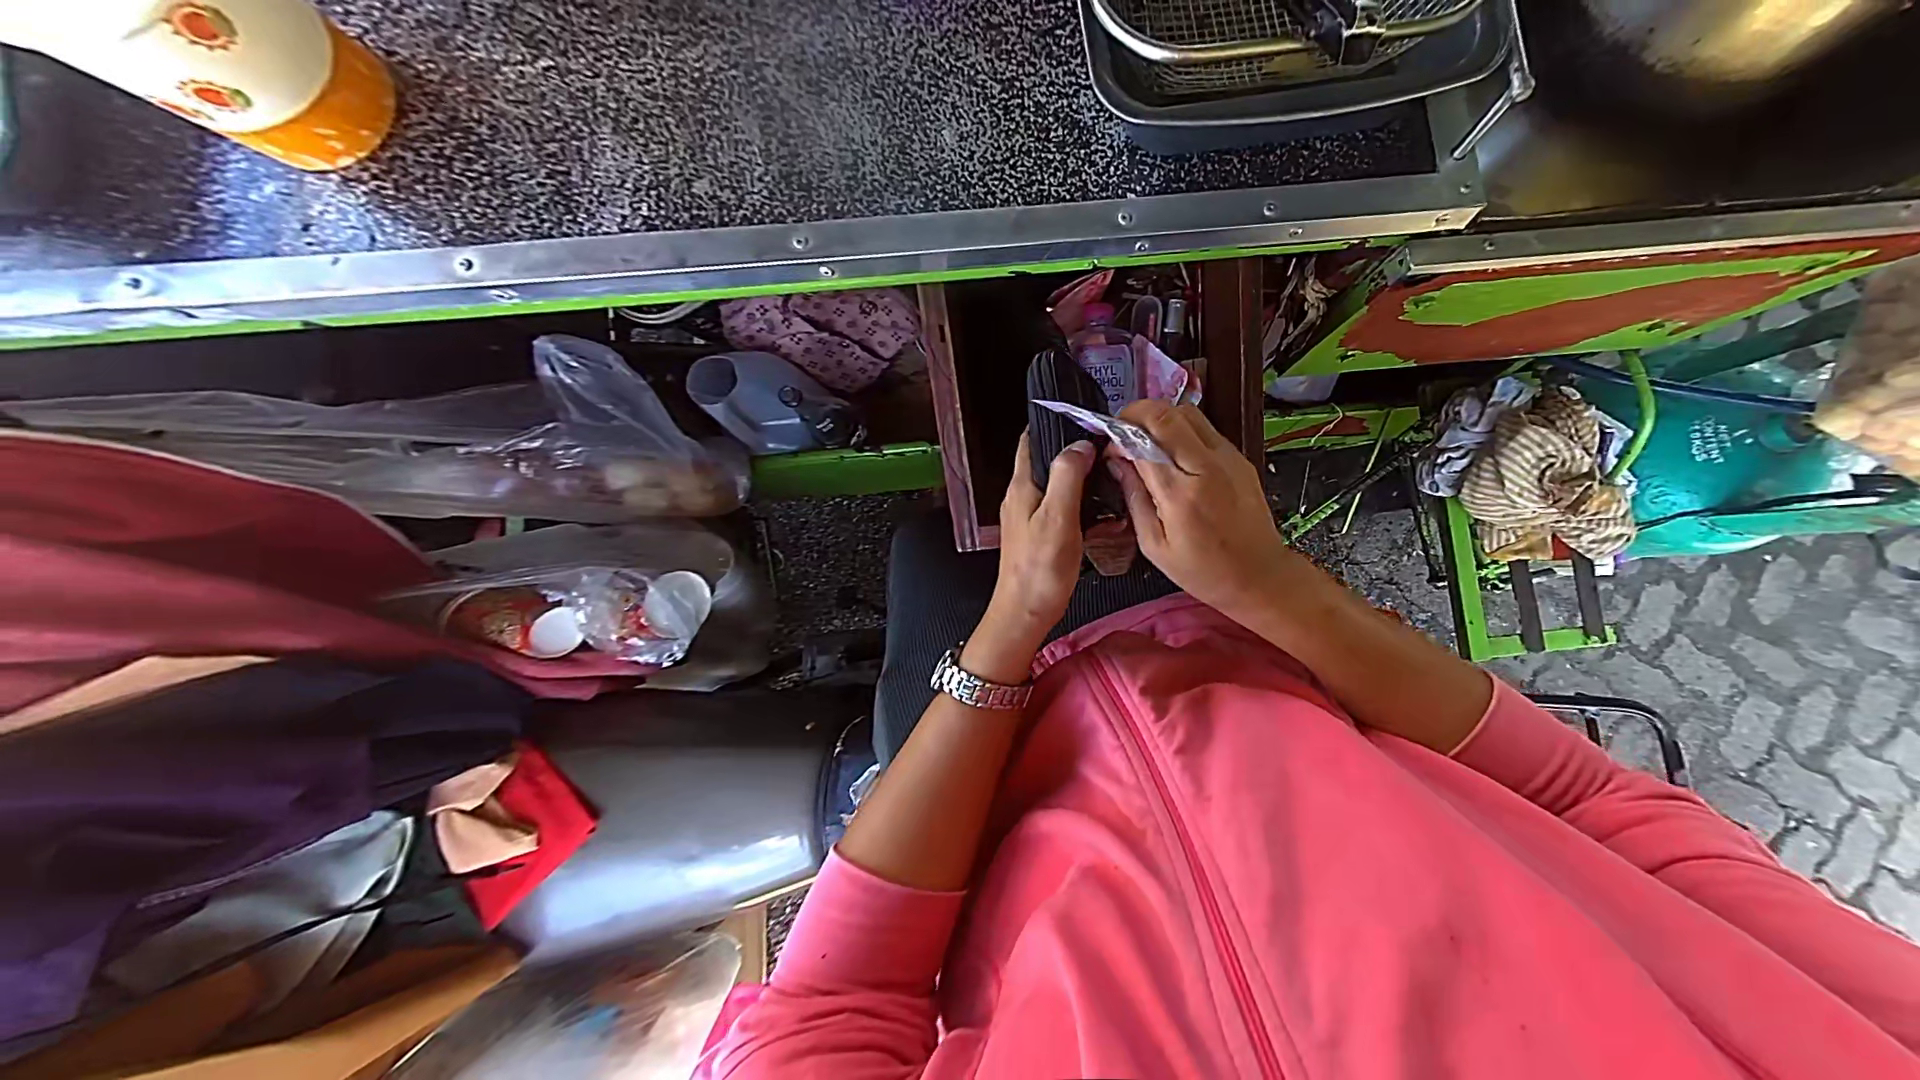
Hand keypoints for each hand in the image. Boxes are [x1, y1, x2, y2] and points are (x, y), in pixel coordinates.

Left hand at [965, 432, 1094, 683]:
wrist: (1024, 615)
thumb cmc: (1039, 571)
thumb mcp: (1057, 518)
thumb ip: (1068, 477)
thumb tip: (1080, 445)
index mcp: (1021, 487)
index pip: (1030, 440)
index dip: (1053, 424)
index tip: (1082, 417)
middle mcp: (1022, 497)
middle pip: (1048, 461)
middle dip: (1076, 451)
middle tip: (1109, 448)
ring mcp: (1030, 517)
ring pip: (1059, 486)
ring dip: (1083, 480)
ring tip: (1113, 477)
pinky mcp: (1041, 536)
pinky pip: (1064, 511)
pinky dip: (1084, 508)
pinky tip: (1105, 517)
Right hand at [1106, 400, 1295, 623]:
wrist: (1259, 575)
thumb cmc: (1204, 570)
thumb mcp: (1154, 544)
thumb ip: (1134, 497)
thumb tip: (1117, 463)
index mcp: (1181, 495)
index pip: (1142, 442)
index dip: (1118, 437)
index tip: (1109, 448)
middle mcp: (1207, 468)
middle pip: (1165, 414)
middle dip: (1135, 413)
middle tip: (1121, 430)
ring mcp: (1227, 459)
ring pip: (1187, 412)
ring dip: (1159, 418)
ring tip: (1144, 439)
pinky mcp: (1239, 458)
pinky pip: (1204, 428)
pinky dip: (1180, 429)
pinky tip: (1170, 452)